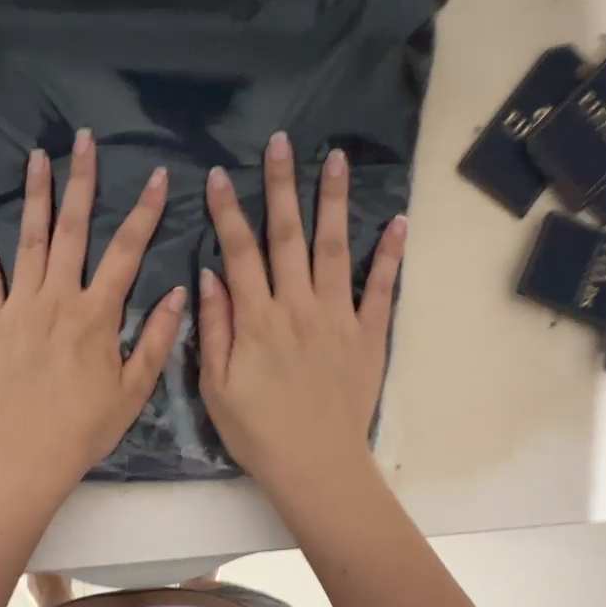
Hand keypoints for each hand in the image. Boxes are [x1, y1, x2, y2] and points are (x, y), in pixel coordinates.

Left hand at [0, 130, 185, 487]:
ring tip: (37, 157)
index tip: (156, 177)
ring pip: (30, 241)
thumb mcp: (135, 387)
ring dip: (35, 197)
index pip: (126, 251)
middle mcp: (58, 299)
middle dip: (81, 182)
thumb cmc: (87, 425)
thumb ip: (158, 338)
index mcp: (97, 314)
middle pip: (72, 230)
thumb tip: (179, 292)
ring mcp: (21, 307)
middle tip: (83, 140)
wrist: (29, 451)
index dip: (144, 212)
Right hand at [198, 133, 408, 491]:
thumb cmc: (257, 432)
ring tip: (336, 158)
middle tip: (280, 143)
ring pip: (332, 248)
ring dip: (333, 201)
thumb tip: (210, 277)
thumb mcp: (217, 387)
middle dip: (282, 186)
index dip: (228, 212)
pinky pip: (380, 288)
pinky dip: (388, 255)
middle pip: (287, 236)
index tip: (220, 175)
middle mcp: (297, 307)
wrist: (315, 464)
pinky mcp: (368, 335)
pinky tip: (395, 221)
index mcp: (256, 320)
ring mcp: (337, 317)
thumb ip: (215, 329)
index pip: (238, 253)